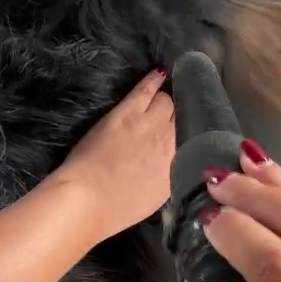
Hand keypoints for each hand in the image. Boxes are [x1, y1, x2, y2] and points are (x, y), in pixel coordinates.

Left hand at [47, 69, 175, 239]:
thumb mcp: (158, 196)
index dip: (189, 131)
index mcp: (178, 164)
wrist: (87, 199)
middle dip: (178, 115)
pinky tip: (160, 73)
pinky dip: (153, 80)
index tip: (188, 129)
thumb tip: (176, 159)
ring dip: (166, 99)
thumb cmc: (118, 208)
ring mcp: (148, 123)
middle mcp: (170, 140)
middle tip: (173, 114)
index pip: (193, 137)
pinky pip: (145, 90)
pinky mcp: (126, 112)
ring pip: (166, 101)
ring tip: (167, 92)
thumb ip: (171, 173)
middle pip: (181, 117)